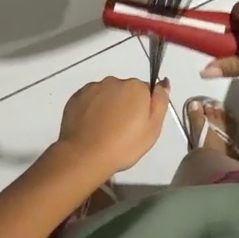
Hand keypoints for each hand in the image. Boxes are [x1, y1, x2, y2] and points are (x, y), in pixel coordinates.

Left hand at [53, 77, 172, 174]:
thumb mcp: (153, 128)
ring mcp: (92, 88)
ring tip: (105, 130)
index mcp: (135, 87)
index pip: (145, 91)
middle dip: (125, 105)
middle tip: (122, 130)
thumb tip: (163, 83)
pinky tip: (92, 126)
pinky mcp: (76, 97)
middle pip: (125, 90)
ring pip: (106, 94)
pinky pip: (90, 100)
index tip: (138, 124)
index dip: (143, 108)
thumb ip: (160, 102)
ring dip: (108, 106)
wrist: (84, 155)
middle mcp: (113, 81)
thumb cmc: (124, 145)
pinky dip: (92, 109)